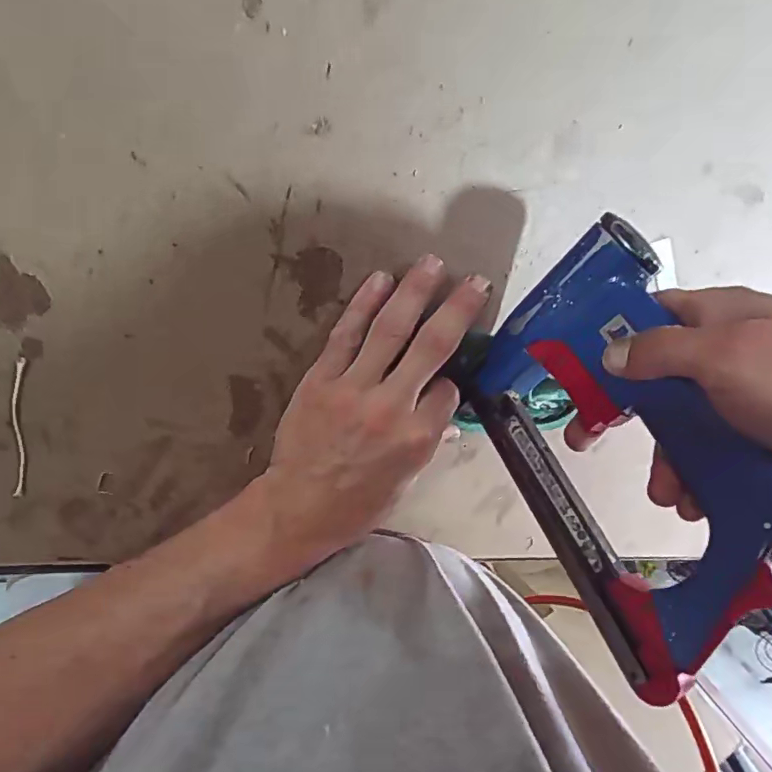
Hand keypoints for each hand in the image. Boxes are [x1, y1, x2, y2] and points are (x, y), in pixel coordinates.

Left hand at [247, 255, 491, 568]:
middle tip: (473, 281)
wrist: (298, 508)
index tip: (447, 377)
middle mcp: (391, 407)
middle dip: (457, 309)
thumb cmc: (355, 505)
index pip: (448, 392)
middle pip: (432, 346)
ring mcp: (354, 389)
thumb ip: (425, 441)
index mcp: (417, 438)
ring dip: (414, 292)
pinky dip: (364, 305)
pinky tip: (380, 281)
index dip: (452, 381)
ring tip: (431, 264)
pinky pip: (346, 335)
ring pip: (390, 331)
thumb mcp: (404, 481)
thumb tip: (440, 411)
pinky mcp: (321, 380)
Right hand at [565, 287, 771, 510]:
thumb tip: (610, 353)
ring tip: (669, 496)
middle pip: (656, 378)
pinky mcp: (763, 431)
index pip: (648, 314)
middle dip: (627, 416)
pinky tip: (697, 502)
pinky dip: (699, 475)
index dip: (609, 339)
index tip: (579, 374)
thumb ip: (660, 352)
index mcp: (717, 314)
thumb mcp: (723, 357)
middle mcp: (728, 349)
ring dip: (667, 460)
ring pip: (683, 423)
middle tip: (586, 440)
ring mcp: (747, 393)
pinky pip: (713, 450)